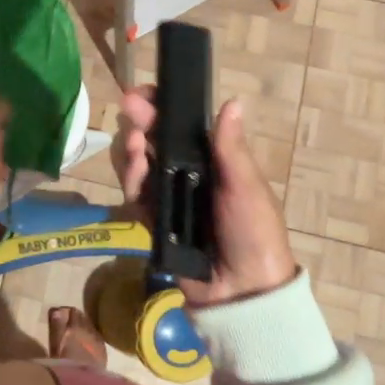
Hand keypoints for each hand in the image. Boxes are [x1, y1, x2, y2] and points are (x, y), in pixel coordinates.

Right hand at [113, 87, 296, 305]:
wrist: (241, 292)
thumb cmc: (254, 234)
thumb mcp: (247, 188)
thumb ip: (231, 148)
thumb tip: (232, 102)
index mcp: (212, 162)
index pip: (181, 127)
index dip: (162, 107)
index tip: (147, 92)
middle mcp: (185, 175)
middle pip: (153, 140)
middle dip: (140, 120)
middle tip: (130, 105)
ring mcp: (166, 198)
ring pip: (137, 163)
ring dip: (132, 148)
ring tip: (136, 143)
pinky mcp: (150, 221)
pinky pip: (133, 194)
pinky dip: (130, 178)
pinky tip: (135, 168)